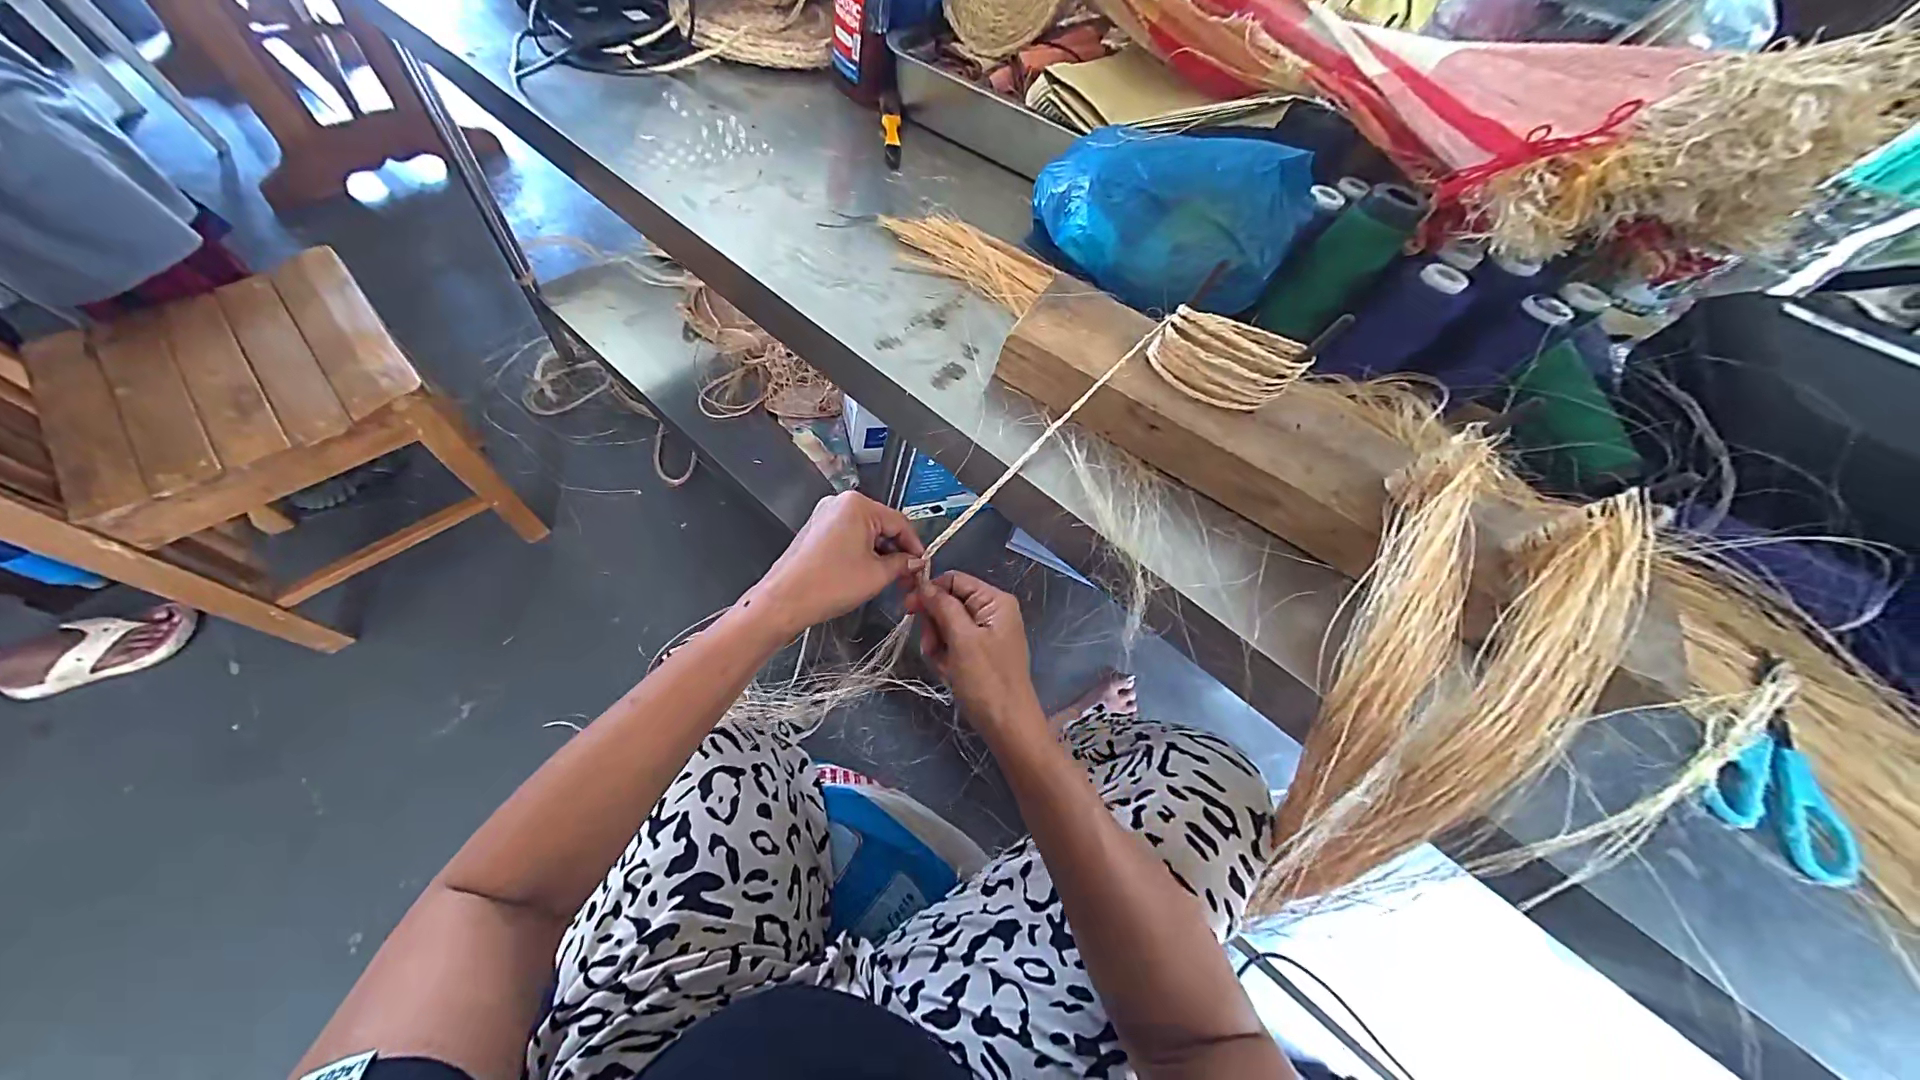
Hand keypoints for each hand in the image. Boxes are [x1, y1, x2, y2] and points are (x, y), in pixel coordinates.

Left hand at [743, 491, 923, 636]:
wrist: (785, 602)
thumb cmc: (823, 585)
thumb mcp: (877, 575)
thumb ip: (902, 564)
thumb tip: (913, 562)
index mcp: (857, 506)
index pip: (900, 522)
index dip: (915, 546)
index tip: (921, 563)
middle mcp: (839, 505)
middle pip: (882, 526)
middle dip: (897, 552)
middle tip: (908, 576)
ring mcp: (825, 517)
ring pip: (866, 533)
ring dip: (880, 555)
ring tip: (889, 579)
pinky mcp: (817, 532)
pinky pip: (849, 538)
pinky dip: (862, 554)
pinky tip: (868, 574)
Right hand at [904, 571, 1042, 743]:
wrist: (1007, 725)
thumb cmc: (987, 680)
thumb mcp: (962, 639)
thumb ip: (943, 607)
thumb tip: (924, 585)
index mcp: (995, 601)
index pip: (954, 580)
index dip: (929, 591)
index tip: (907, 608)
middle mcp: (992, 612)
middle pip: (948, 603)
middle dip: (934, 625)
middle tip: (932, 648)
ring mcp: (986, 634)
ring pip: (946, 626)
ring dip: (938, 645)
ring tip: (945, 666)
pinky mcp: (979, 653)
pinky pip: (952, 645)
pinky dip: (945, 658)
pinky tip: (950, 673)